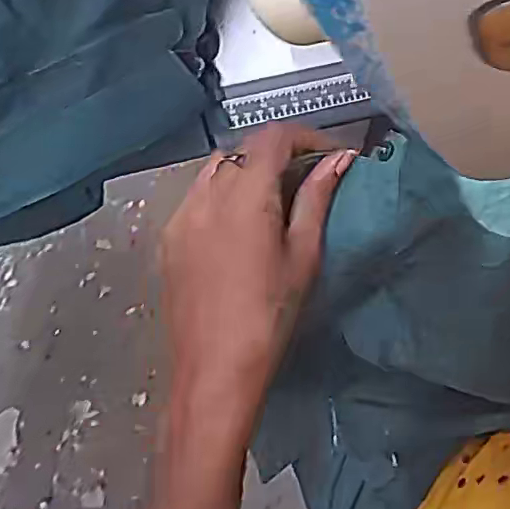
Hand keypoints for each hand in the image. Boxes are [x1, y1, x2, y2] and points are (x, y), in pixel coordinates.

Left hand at [156, 124, 355, 400]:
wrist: (215, 371)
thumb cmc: (271, 314)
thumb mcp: (304, 253)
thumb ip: (318, 197)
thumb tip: (340, 159)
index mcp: (245, 197)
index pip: (273, 138)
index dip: (307, 137)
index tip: (332, 155)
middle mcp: (206, 196)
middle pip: (244, 148)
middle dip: (281, 152)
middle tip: (311, 177)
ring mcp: (181, 216)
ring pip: (218, 167)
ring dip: (251, 168)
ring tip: (278, 195)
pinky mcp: (169, 238)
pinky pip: (199, 194)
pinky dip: (226, 190)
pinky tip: (243, 220)